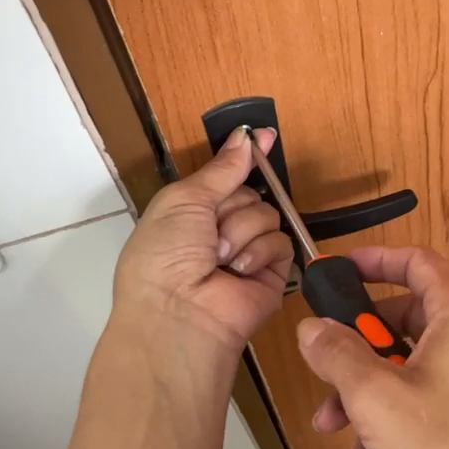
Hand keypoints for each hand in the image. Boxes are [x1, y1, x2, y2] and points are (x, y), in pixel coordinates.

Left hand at [112, 127, 294, 350]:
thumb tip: (247, 136)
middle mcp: (223, 229)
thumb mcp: (184, 200)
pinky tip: (240, 271)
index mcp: (193, 211)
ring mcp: (250, 251)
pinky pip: (282, 242)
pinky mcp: (274, 273)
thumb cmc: (165, 255)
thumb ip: (222, 169)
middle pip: (251, 194)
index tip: (266, 135)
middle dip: (233, 208)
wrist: (180, 312)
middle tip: (212, 232)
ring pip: (268, 215)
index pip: (228, 176)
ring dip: (242, 232)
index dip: (246, 158)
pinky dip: (260, 253)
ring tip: (222, 258)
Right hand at [295, 247, 448, 448]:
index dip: (377, 259)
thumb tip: (312, 328)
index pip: (419, 262)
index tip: (337, 269)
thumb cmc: (442, 443)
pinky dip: (383, 425)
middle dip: (355, 345)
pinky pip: (413, 403)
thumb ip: (337, 353)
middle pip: (401, 318)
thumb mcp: (374, 394)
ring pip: (401, 366)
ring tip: (329, 426)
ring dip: (360, 394)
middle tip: (322, 361)